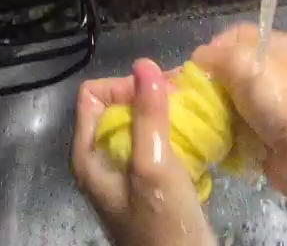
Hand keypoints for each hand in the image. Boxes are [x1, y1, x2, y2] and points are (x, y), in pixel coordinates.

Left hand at [71, 58, 216, 245]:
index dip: (124, 86)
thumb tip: (144, 62)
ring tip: (195, 110)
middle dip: (150, 94)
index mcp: (89, 155)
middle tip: (183, 96)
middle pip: (119, 104)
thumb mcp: (153, 164)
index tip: (157, 93)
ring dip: (167, 111)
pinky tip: (197, 132)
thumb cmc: (162, 223)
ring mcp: (126, 171)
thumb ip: (148, 114)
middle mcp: (102, 159)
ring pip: (141, 121)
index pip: (94, 94)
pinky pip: (157, 140)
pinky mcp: (149, 181)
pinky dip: (175, 130)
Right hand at [190, 24, 286, 190]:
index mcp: (274, 44)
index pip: (234, 36)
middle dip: (208, 85)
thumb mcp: (242, 62)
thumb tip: (196, 60)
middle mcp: (273, 71)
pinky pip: (236, 130)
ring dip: (214, 113)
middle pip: (229, 71)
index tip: (194, 69)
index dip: (212, 49)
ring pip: (230, 103)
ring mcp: (270, 105)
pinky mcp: (266, 135)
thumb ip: (213, 56)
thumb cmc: (279, 98)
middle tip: (190, 99)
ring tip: (198, 122)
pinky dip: (224, 136)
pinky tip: (212, 141)